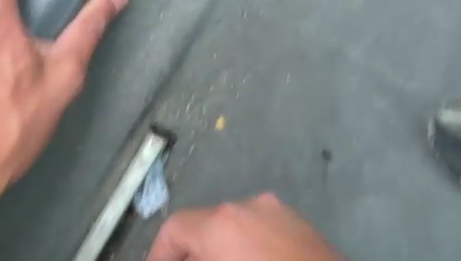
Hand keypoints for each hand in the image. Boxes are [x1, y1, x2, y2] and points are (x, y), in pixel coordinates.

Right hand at [147, 194, 342, 260]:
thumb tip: (184, 257)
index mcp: (223, 222)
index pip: (175, 228)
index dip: (160, 254)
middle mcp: (250, 206)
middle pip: (205, 227)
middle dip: (192, 256)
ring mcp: (279, 212)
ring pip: (234, 229)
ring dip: (219, 253)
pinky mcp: (301, 225)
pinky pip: (261, 234)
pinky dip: (246, 251)